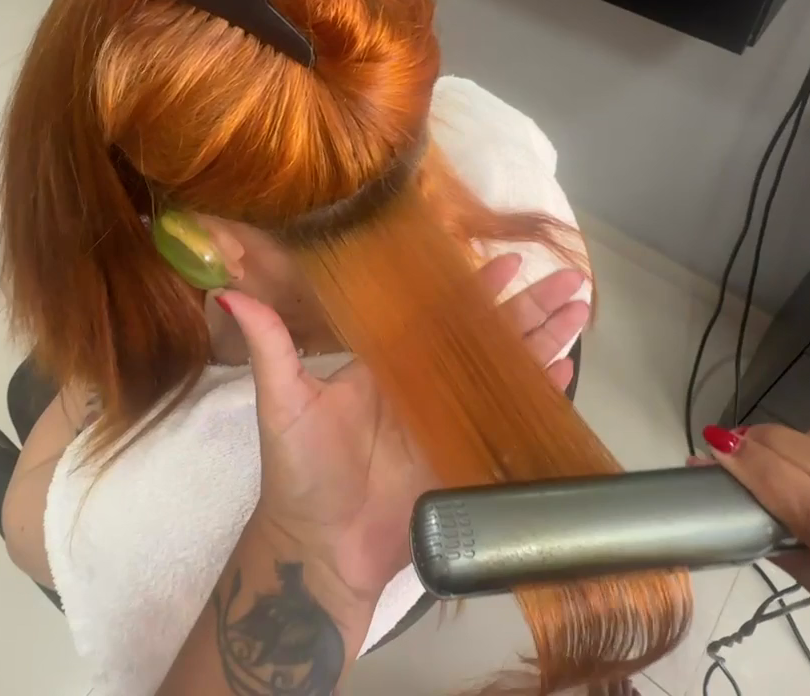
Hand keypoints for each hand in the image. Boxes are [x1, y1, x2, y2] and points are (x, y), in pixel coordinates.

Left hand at [218, 253, 586, 603]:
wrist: (321, 549)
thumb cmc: (299, 473)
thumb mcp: (282, 402)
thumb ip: (268, 347)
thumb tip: (228, 293)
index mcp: (388, 360)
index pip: (440, 312)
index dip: (476, 286)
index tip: (508, 259)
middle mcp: (425, 380)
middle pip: (487, 335)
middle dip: (529, 306)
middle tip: (568, 279)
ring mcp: (450, 416)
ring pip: (506, 369)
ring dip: (546, 340)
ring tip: (581, 310)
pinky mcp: (466, 454)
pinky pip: (509, 418)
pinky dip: (539, 394)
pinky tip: (567, 370)